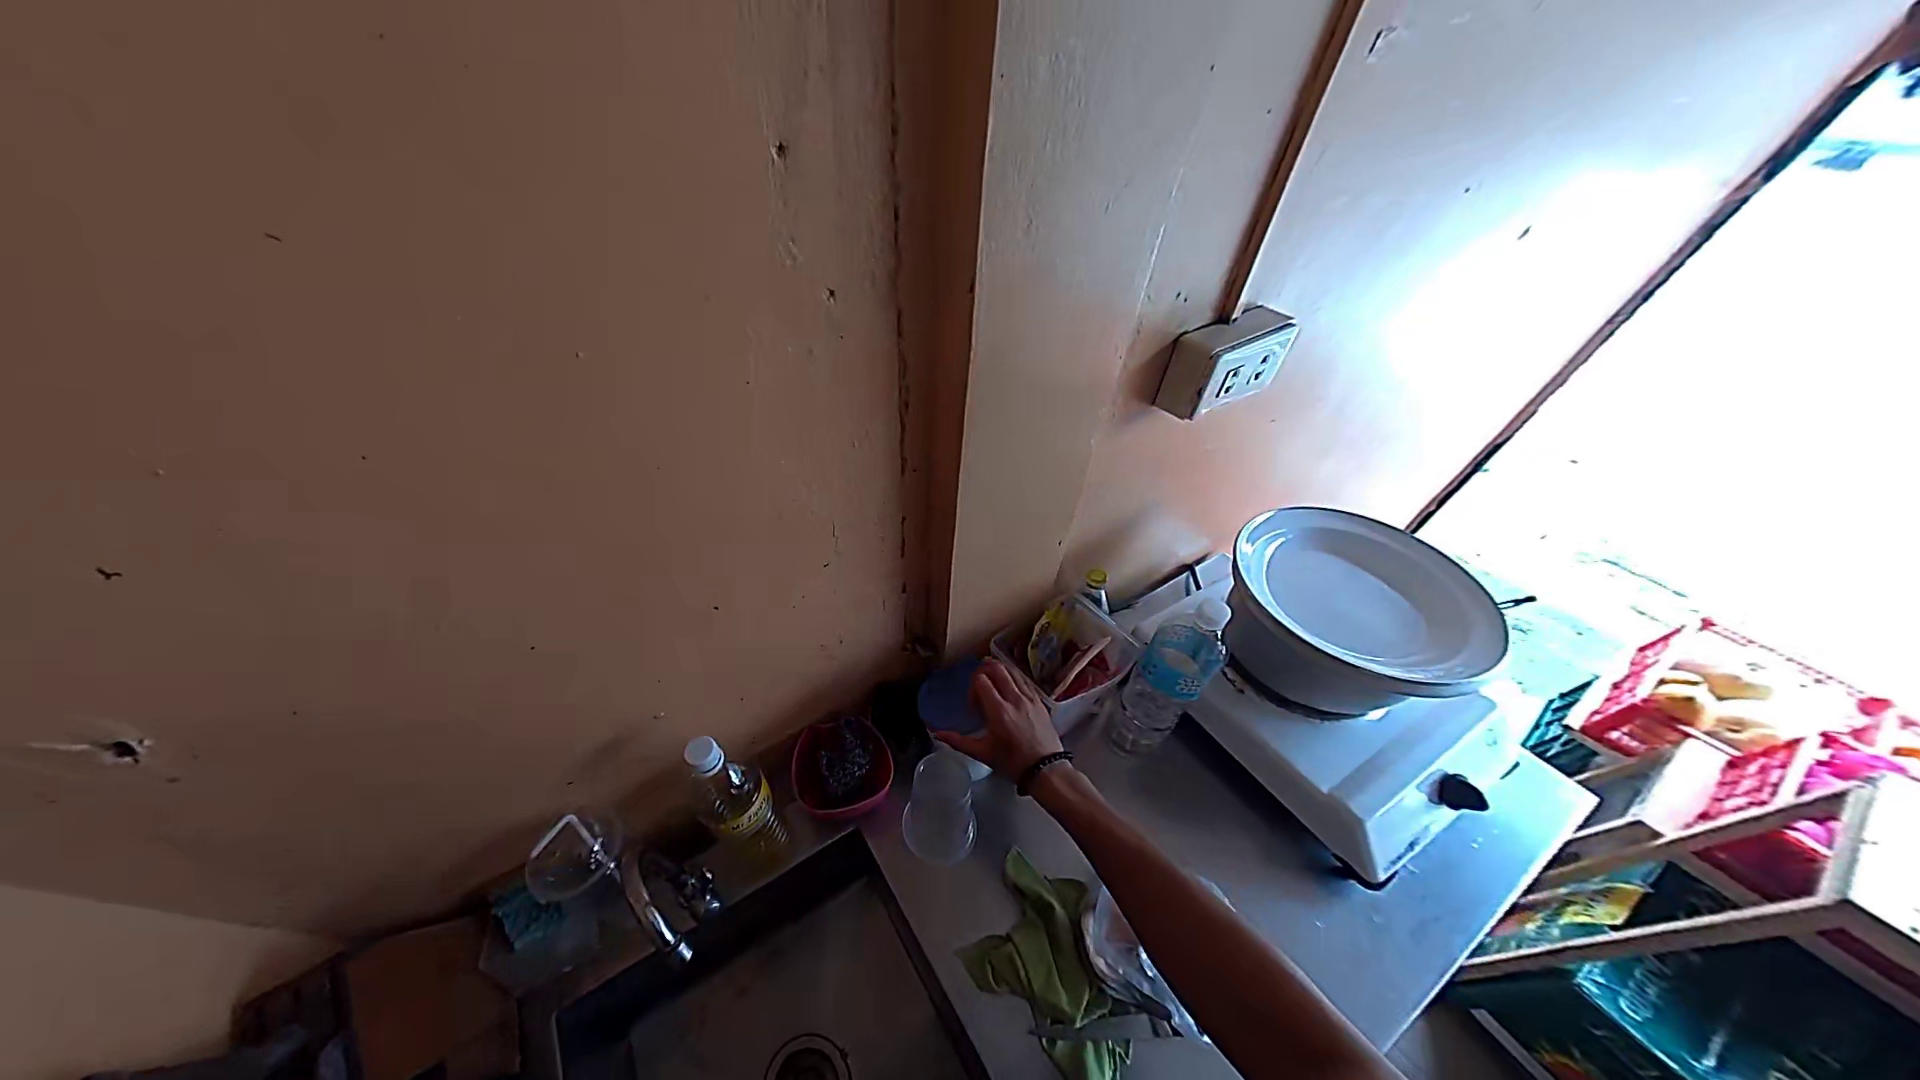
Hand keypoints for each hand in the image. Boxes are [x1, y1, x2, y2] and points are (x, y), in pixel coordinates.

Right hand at [934, 658, 1064, 778]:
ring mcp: (1030, 697)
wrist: (1045, 769)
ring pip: (1012, 670)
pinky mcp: (1039, 700)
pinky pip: (1024, 679)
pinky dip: (1013, 678)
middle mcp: (1015, 698)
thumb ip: (958, 741)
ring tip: (993, 687)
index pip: (981, 680)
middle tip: (980, 688)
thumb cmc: (1012, 762)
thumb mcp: (983, 753)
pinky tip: (1009, 691)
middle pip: (997, 668)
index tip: (973, 705)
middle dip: (983, 672)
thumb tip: (937, 734)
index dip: (972, 687)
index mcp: (999, 710)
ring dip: (999, 672)